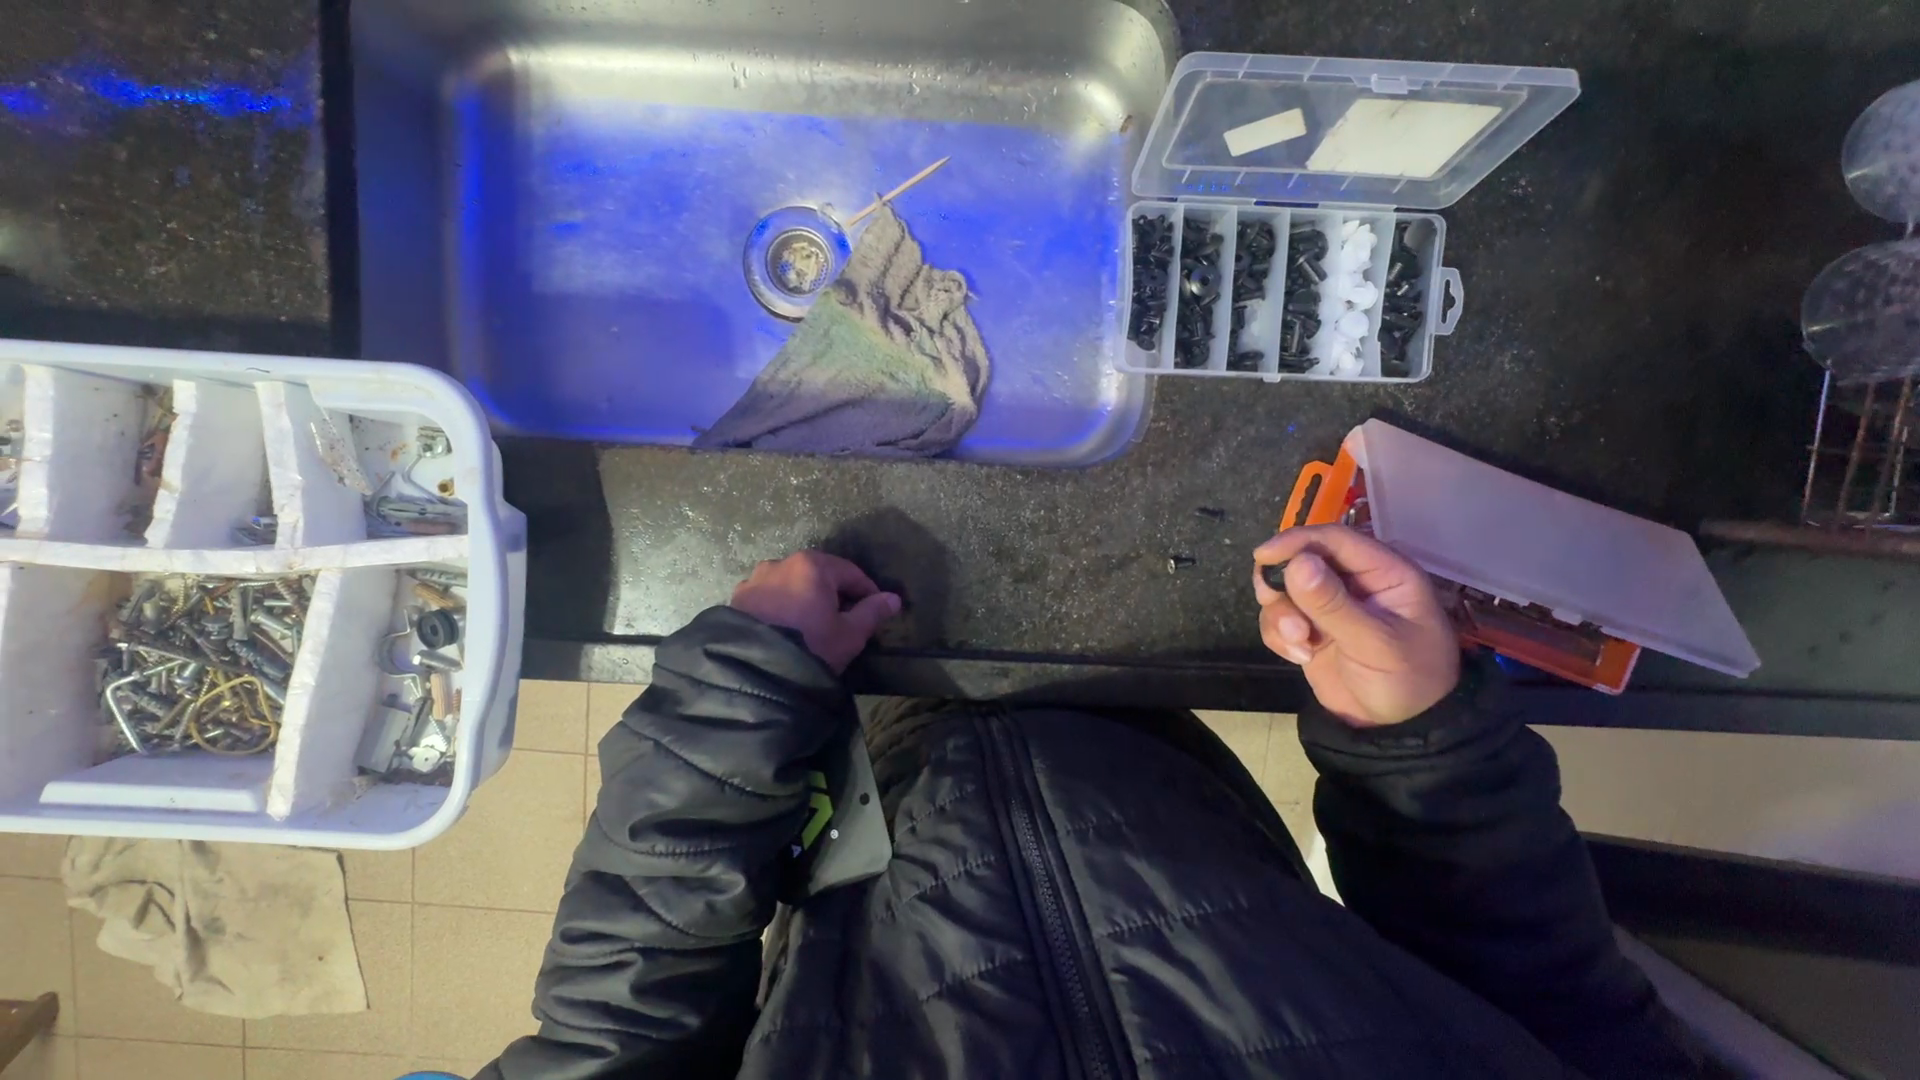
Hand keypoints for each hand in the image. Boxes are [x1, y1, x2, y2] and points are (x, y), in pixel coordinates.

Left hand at [730, 551, 901, 672]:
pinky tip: (785, 627)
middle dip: (834, 593)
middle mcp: (781, 563)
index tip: (876, 609)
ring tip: (811, 623)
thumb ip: (872, 612)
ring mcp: (755, 579)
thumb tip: (893, 599)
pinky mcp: (737, 598)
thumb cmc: (811, 647)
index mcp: (813, 565)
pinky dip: (781, 606)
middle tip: (845, 618)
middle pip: (818, 574)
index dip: (867, 591)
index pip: (850, 572)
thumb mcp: (850, 634)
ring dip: (804, 597)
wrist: (755, 671)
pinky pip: (768, 597)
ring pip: (791, 584)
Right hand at [1251, 525, 1459, 727]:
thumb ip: (1333, 604)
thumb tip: (1296, 564)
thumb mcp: (1374, 643)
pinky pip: (1277, 618)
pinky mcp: (1309, 628)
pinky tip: (1300, 657)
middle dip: (1283, 586)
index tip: (1264, 557)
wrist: (1400, 730)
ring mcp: (1329, 605)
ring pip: (1283, 590)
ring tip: (1301, 646)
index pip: (1334, 539)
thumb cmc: (1406, 680)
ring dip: (1281, 617)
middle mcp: (1354, 581)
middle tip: (1273, 604)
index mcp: (1383, 571)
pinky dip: (1279, 636)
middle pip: (1299, 560)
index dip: (1297, 543)